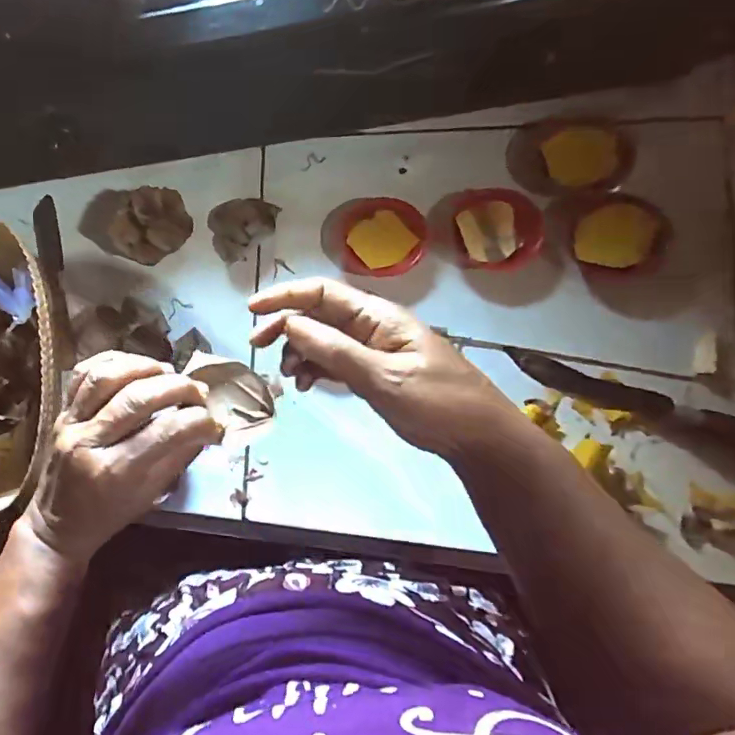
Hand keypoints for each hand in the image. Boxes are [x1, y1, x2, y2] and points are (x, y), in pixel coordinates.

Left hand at [25, 352, 223, 562]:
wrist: (55, 524)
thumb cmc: (106, 516)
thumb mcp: (148, 497)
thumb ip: (175, 458)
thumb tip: (207, 425)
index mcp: (113, 472)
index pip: (164, 432)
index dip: (197, 420)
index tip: (214, 420)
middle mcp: (87, 442)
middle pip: (135, 399)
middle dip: (176, 387)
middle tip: (198, 390)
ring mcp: (69, 423)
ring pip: (105, 378)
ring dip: (143, 367)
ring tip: (168, 371)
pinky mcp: (59, 412)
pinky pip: (81, 374)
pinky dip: (111, 362)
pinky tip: (135, 365)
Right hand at [248, 278, 521, 458]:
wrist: (482, 441)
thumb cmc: (439, 405)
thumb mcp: (383, 378)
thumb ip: (333, 349)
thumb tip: (289, 324)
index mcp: (379, 317)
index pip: (323, 292)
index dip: (284, 295)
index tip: (252, 309)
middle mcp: (372, 326)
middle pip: (316, 313)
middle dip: (284, 326)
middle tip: (258, 347)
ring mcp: (372, 348)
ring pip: (319, 338)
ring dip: (297, 352)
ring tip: (291, 377)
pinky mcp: (371, 370)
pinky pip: (331, 360)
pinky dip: (313, 369)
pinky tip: (307, 386)